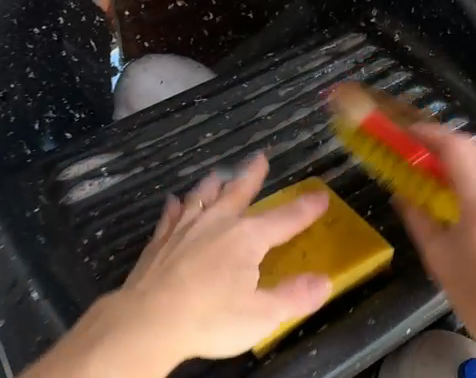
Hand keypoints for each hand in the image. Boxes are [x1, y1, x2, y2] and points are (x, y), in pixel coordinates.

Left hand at [22, 152, 332, 377]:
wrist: (151, 318)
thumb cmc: (211, 318)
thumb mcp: (262, 315)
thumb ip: (294, 296)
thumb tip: (324, 280)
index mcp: (246, 238)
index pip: (283, 220)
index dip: (304, 209)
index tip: (320, 195)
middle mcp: (216, 222)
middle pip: (238, 193)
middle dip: (252, 176)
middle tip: (259, 157)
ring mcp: (185, 227)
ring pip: (202, 197)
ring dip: (212, 185)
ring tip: (217, 174)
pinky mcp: (161, 238)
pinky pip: (171, 214)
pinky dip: (176, 206)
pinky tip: (174, 200)